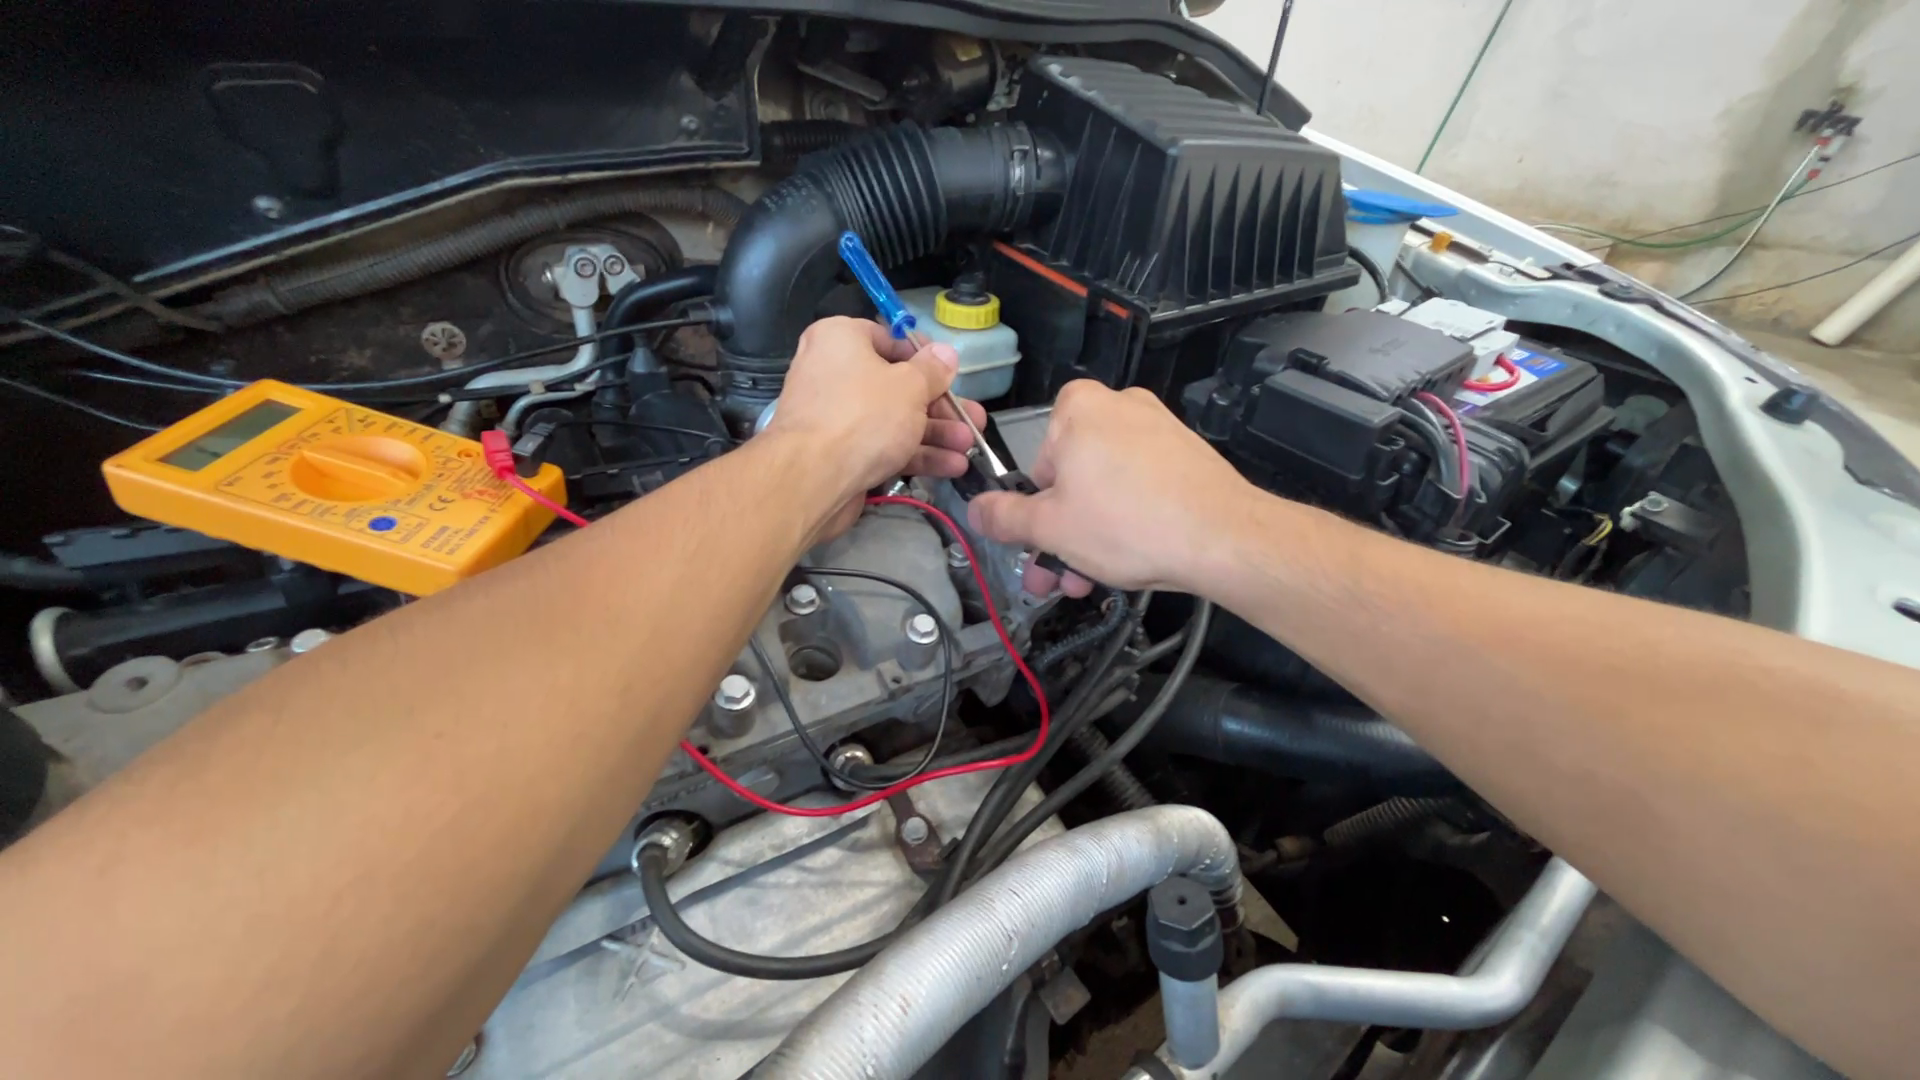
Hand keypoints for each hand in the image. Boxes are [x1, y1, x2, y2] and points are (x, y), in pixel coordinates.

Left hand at [765, 316, 987, 529]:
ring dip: (935, 434)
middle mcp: (834, 373)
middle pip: (897, 386)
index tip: (951, 377)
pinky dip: (915, 455)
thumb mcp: (910, 386)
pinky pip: (883, 446)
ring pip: (894, 420)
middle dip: (939, 407)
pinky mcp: (840, 454)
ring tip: (968, 448)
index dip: (925, 359)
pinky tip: (950, 467)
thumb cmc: (864, 414)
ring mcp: (836, 417)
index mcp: (841, 339)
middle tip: (972, 421)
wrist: (812, 479)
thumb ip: (932, 370)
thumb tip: (946, 353)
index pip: (889, 339)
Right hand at [968, 381, 1252, 596]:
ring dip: (1090, 536)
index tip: (1039, 546)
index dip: (1033, 511)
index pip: (1036, 462)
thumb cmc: (1126, 524)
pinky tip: (1128, 559)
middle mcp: (1119, 406)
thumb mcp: (1049, 528)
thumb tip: (976, 510)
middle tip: (1058, 577)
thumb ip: (1004, 517)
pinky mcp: (1187, 455)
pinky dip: (1128, 520)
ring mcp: (1158, 428)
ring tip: (1090, 581)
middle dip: (1060, 535)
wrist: (1222, 538)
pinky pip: (1141, 487)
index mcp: (1078, 408)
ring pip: (1105, 488)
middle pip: (1072, 479)